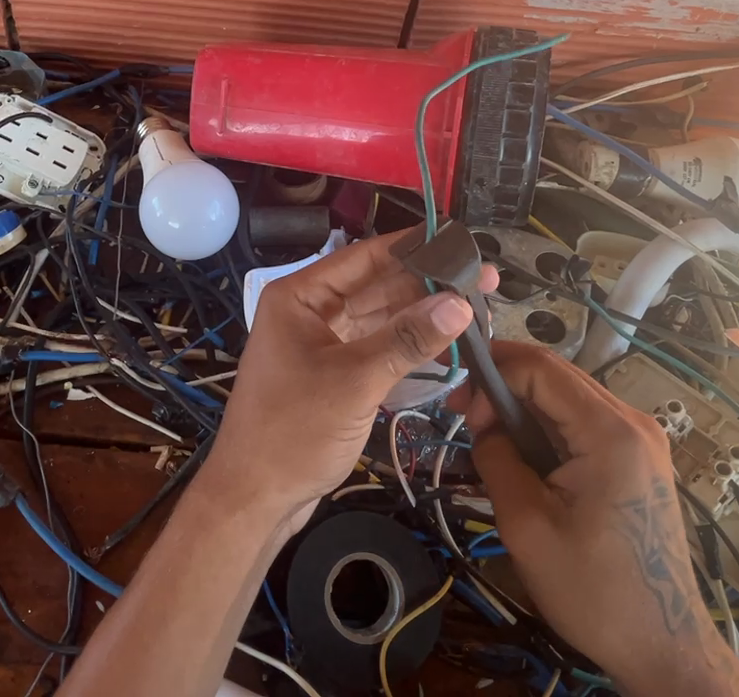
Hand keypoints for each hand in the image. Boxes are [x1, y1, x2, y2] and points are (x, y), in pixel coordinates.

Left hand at [199, 229, 495, 534]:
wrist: (255, 496)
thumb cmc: (293, 430)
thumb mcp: (354, 381)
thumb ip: (407, 339)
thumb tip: (460, 302)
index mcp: (299, 296)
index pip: (364, 256)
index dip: (413, 247)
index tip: (460, 241)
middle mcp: (309, 311)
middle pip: (376, 286)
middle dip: (427, 283)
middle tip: (484, 278)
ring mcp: (322, 343)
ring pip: (380, 318)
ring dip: (422, 314)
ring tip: (476, 306)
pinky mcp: (334, 374)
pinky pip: (377, 347)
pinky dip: (408, 345)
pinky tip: (448, 342)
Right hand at [467, 342, 738, 696]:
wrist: (663, 648)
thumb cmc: (592, 589)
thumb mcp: (524, 522)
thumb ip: (495, 455)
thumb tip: (482, 421)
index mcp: (610, 432)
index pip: (538, 367)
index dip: (490, 376)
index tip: (461, 413)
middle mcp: (633, 422)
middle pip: (554, 373)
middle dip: (500, 384)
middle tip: (461, 415)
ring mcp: (640, 440)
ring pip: (565, 395)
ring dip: (520, 405)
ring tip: (486, 436)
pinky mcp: (637, 459)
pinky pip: (580, 421)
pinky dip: (543, 426)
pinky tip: (521, 453)